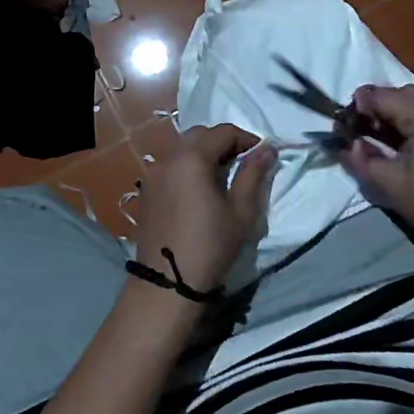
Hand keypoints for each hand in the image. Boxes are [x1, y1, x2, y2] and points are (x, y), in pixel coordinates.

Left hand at [133, 125, 275, 291]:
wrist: (168, 282)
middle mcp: (167, 159)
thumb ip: (253, 174)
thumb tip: (267, 149)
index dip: (246, 139)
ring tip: (223, 177)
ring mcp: (152, 175)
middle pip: (198, 135)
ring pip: (181, 150)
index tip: (262, 155)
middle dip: (223, 142)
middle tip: (244, 163)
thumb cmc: (211, 245)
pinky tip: (200, 190)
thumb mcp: (241, 211)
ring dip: (204, 154)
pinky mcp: (146, 192)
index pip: (222, 132)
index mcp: (191, 159)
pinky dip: (188, 167)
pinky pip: (170, 167)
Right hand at [340, 85, 413, 249]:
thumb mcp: (391, 185)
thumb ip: (363, 160)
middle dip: (375, 108)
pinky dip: (409, 122)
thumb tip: (347, 144)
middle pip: (398, 93)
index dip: (356, 108)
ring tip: (378, 141)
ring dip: (392, 115)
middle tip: (359, 134)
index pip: (379, 95)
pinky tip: (402, 146)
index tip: (342, 129)